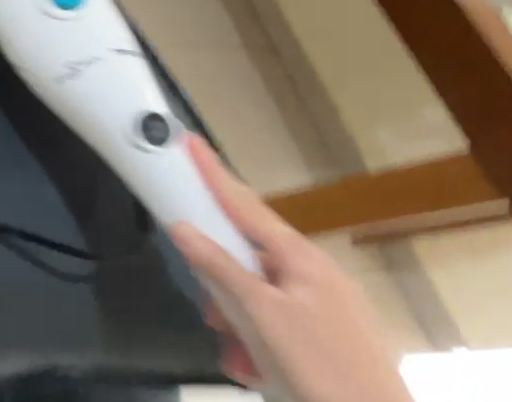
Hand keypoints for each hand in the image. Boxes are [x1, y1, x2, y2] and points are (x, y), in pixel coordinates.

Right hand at [170, 136, 414, 401]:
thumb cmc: (322, 370)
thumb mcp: (260, 316)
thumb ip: (219, 269)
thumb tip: (184, 229)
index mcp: (301, 259)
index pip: (244, 204)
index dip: (213, 173)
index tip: (190, 141)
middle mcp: (314, 276)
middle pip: (245, 257)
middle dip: (219, 282)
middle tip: (212, 312)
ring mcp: (324, 309)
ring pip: (255, 296)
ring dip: (235, 320)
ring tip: (239, 353)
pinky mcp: (327, 341)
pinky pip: (274, 325)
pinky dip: (255, 342)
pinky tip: (253, 367)